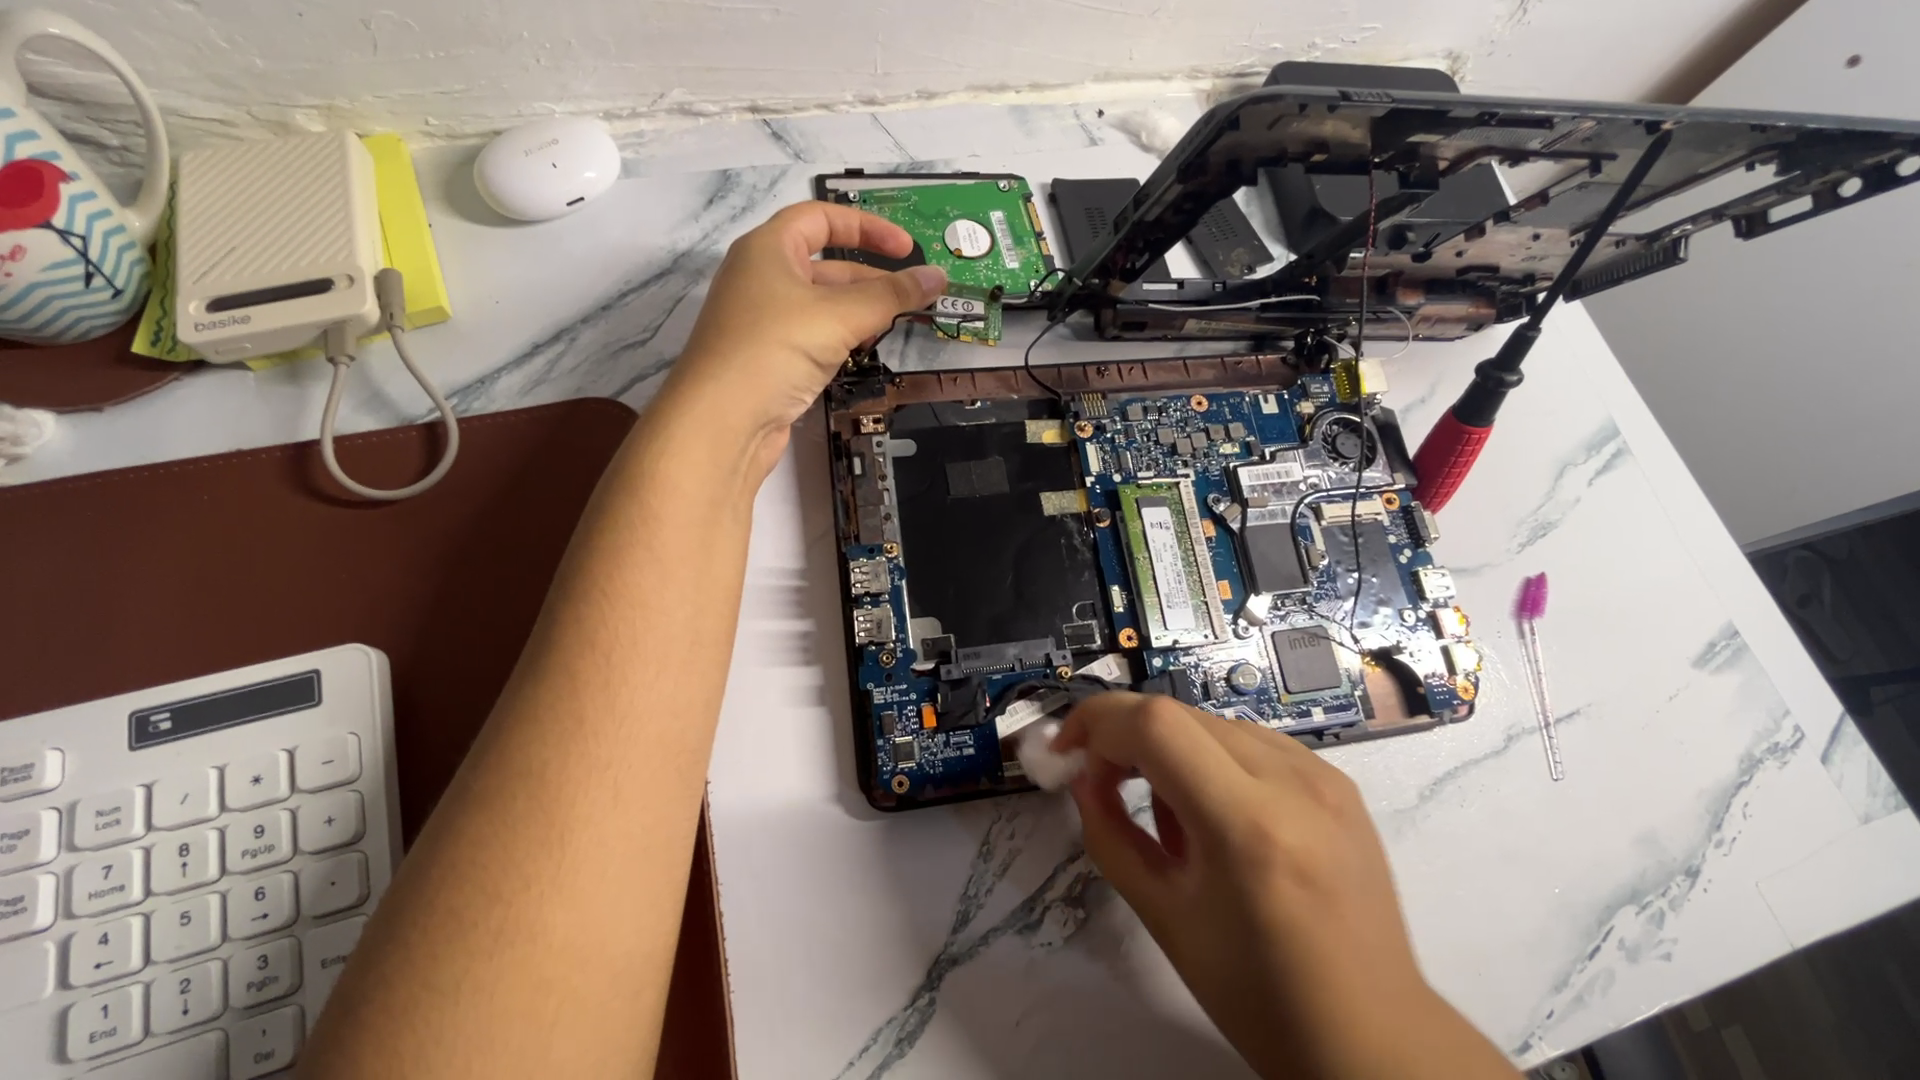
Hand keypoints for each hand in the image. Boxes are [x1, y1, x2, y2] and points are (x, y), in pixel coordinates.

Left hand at [667, 201, 945, 459]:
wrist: (720, 423)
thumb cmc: (774, 350)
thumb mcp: (839, 316)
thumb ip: (891, 296)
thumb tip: (937, 277)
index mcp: (768, 249)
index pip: (821, 218)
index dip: (866, 227)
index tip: (906, 248)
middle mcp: (761, 278)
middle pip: (825, 265)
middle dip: (871, 277)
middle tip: (914, 296)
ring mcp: (763, 321)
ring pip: (822, 304)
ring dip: (859, 311)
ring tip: (896, 325)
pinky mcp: (768, 358)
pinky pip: (813, 336)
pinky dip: (841, 338)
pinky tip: (863, 351)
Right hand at [1055, 693, 1518, 1079]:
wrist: (1369, 1034)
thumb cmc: (1258, 994)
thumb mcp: (1164, 918)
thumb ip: (1112, 836)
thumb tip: (1083, 779)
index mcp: (1249, 826)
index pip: (1156, 724)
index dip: (1097, 721)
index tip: (1066, 754)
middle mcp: (1294, 782)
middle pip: (1182, 714)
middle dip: (1124, 735)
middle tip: (1100, 781)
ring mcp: (1324, 777)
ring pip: (1215, 723)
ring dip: (1168, 746)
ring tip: (1162, 811)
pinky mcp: (1338, 783)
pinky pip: (1253, 743)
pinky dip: (1211, 758)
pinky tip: (1210, 811)